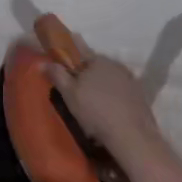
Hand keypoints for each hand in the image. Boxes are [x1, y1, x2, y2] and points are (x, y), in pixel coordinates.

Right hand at [43, 53, 163, 158]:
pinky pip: (121, 89)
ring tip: (94, 99)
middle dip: (87, 71)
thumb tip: (42, 62)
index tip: (66, 53)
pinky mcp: (139, 93)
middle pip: (96, 63)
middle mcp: (115, 64)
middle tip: (78, 86)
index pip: (80, 48)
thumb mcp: (70, 94)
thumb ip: (57, 75)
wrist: (130, 133)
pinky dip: (114, 94)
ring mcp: (130, 78)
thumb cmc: (95, 111)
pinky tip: (110, 107)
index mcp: (97, 60)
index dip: (71, 51)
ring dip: (102, 83)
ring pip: (110, 76)